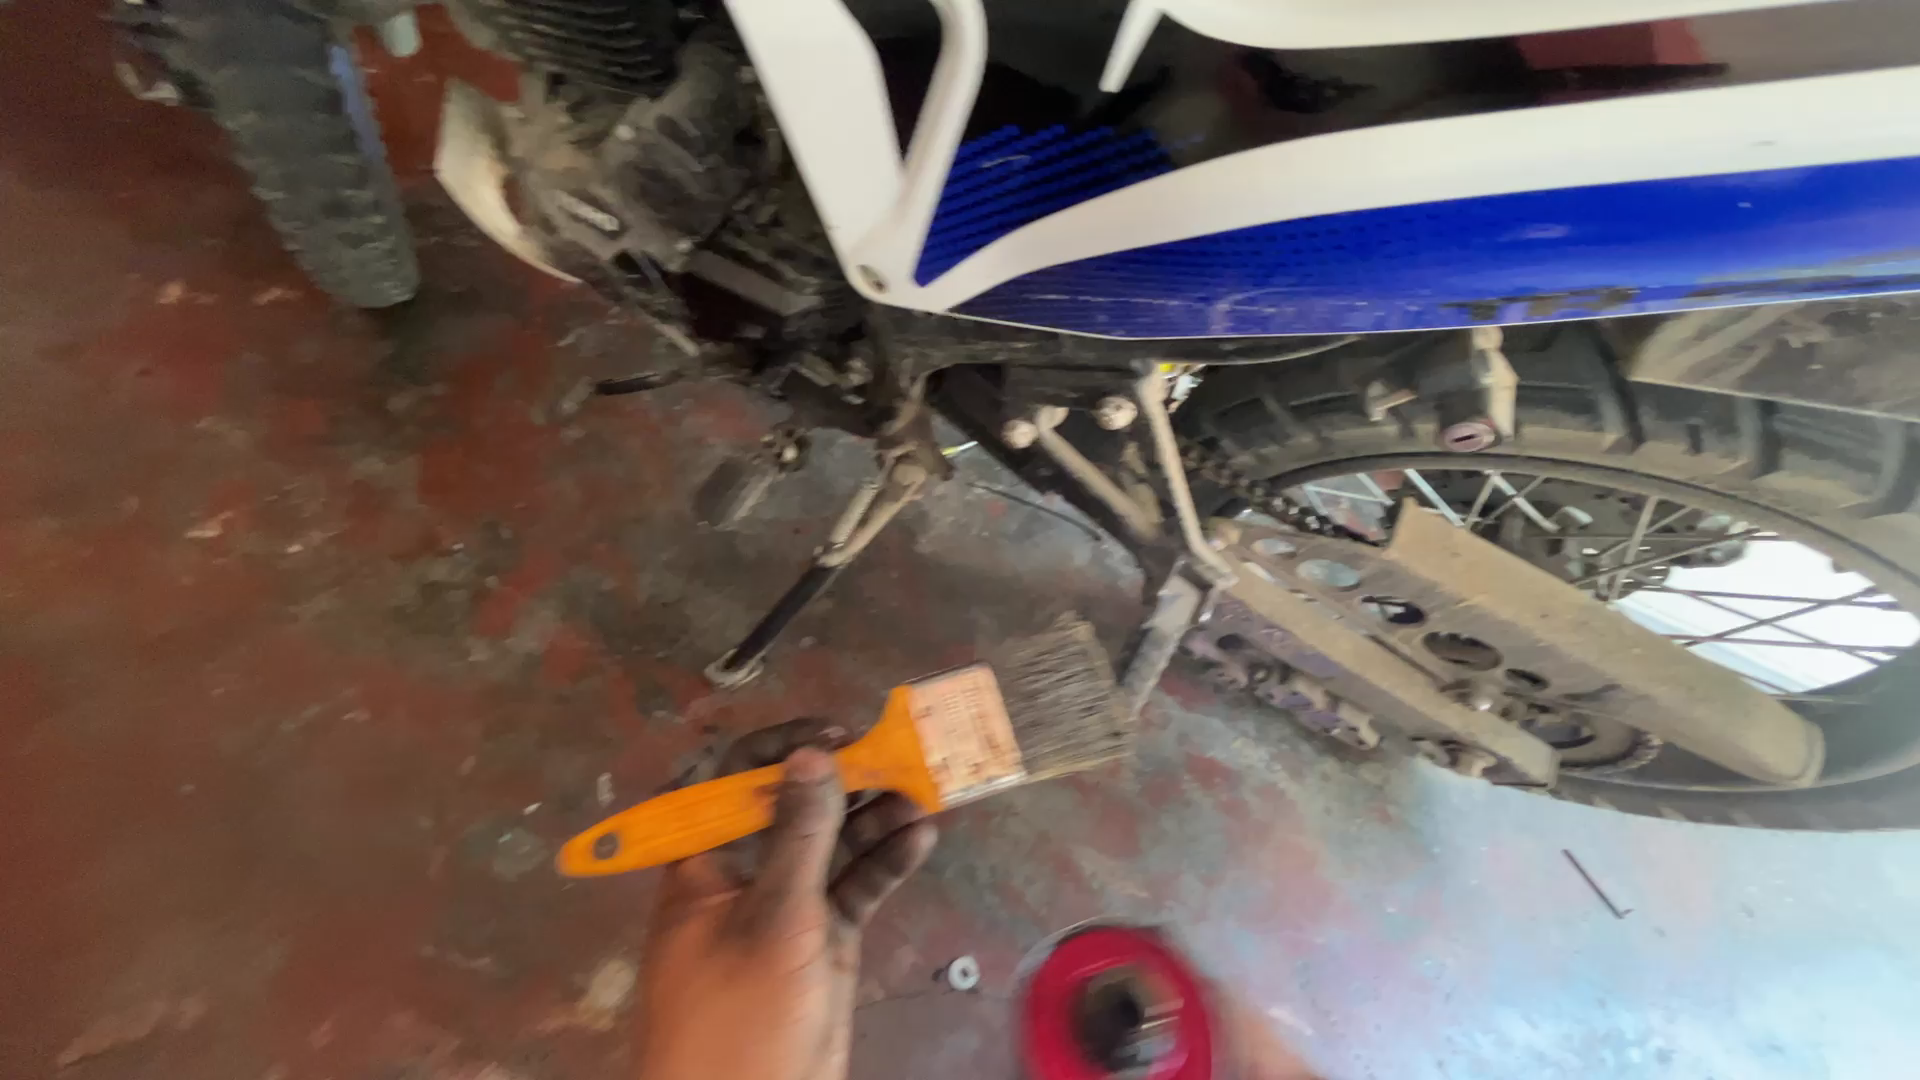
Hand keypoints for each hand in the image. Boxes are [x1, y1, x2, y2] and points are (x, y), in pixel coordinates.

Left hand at [634, 721, 937, 1079]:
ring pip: (832, 844)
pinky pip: (854, 885)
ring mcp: (788, 905)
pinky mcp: (823, 937)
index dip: (782, 749)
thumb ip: (799, 834)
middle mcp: (746, 873)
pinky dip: (885, 862)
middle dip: (843, 782)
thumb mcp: (773, 918)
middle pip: (795, 808)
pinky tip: (919, 839)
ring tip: (921, 797)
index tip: (834, 736)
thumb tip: (813, 754)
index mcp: (706, 861)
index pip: (735, 779)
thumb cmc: (741, 1012)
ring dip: (874, 819)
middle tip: (894, 758)